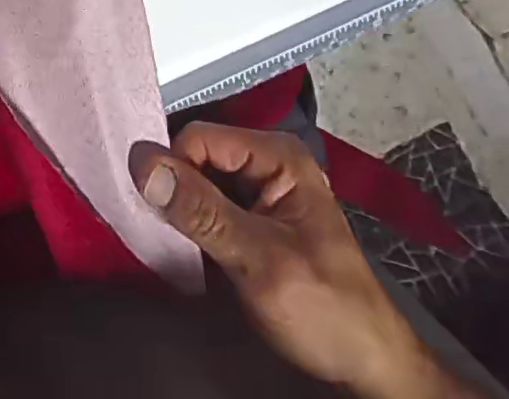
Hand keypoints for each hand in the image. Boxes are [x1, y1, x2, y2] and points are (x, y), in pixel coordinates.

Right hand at [128, 126, 477, 398]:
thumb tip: (141, 163)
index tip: (159, 212)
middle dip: (173, 188)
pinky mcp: (246, 215)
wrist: (367, 371)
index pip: (197, 138)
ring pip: (193, 179)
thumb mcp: (261, 262)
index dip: (173, 170)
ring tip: (174, 241)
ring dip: (177, 208)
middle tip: (166, 231)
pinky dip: (187, 222)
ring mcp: (256, 188)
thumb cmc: (327, 313)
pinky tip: (185, 246)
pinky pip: (201, 202)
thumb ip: (201, 212)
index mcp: (277, 155)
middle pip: (193, 155)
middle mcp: (264, 160)